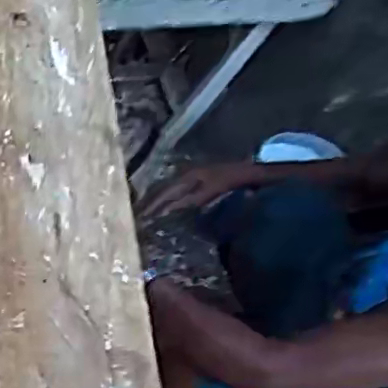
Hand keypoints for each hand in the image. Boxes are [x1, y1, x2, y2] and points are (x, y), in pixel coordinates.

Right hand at [141, 161, 268, 221]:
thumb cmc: (228, 181)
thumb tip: (165, 211)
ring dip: (158, 202)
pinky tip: (166, 207)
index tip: (140, 218)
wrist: (248, 170)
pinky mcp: (197, 180)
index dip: (151, 206)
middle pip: (163, 191)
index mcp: (185, 177)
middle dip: (150, 204)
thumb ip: (186, 201)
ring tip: (147, 213)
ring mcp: (191, 176)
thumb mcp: (207, 193)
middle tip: (138, 217)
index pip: (163, 194)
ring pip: (168, 190)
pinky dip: (168, 200)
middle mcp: (184, 174)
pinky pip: (177, 191)